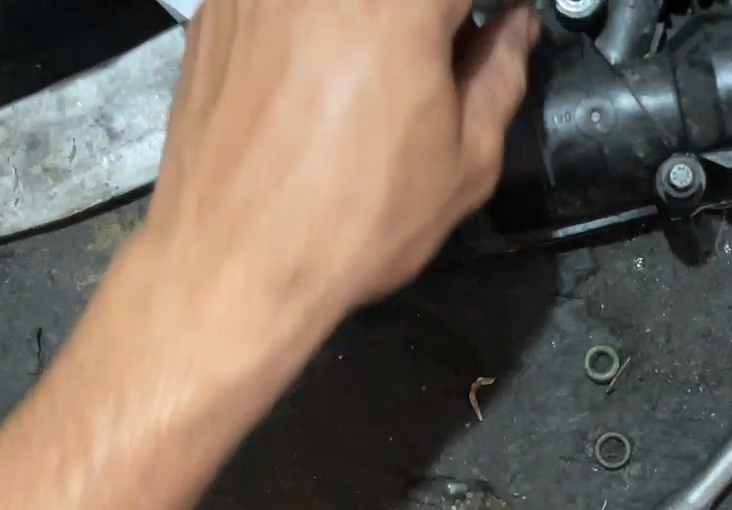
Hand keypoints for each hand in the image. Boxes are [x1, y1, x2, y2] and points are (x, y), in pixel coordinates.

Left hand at [134, 0, 537, 368]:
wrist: (240, 260)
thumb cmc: (356, 224)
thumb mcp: (464, 167)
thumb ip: (500, 78)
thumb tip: (513, 30)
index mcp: (399, 4)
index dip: (492, 3)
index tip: (495, 24)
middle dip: (431, 16)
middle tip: (441, 55)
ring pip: (346, 0)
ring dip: (374, 23)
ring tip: (376, 77)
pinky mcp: (218, 6)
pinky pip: (291, 1)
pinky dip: (321, 26)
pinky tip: (320, 84)